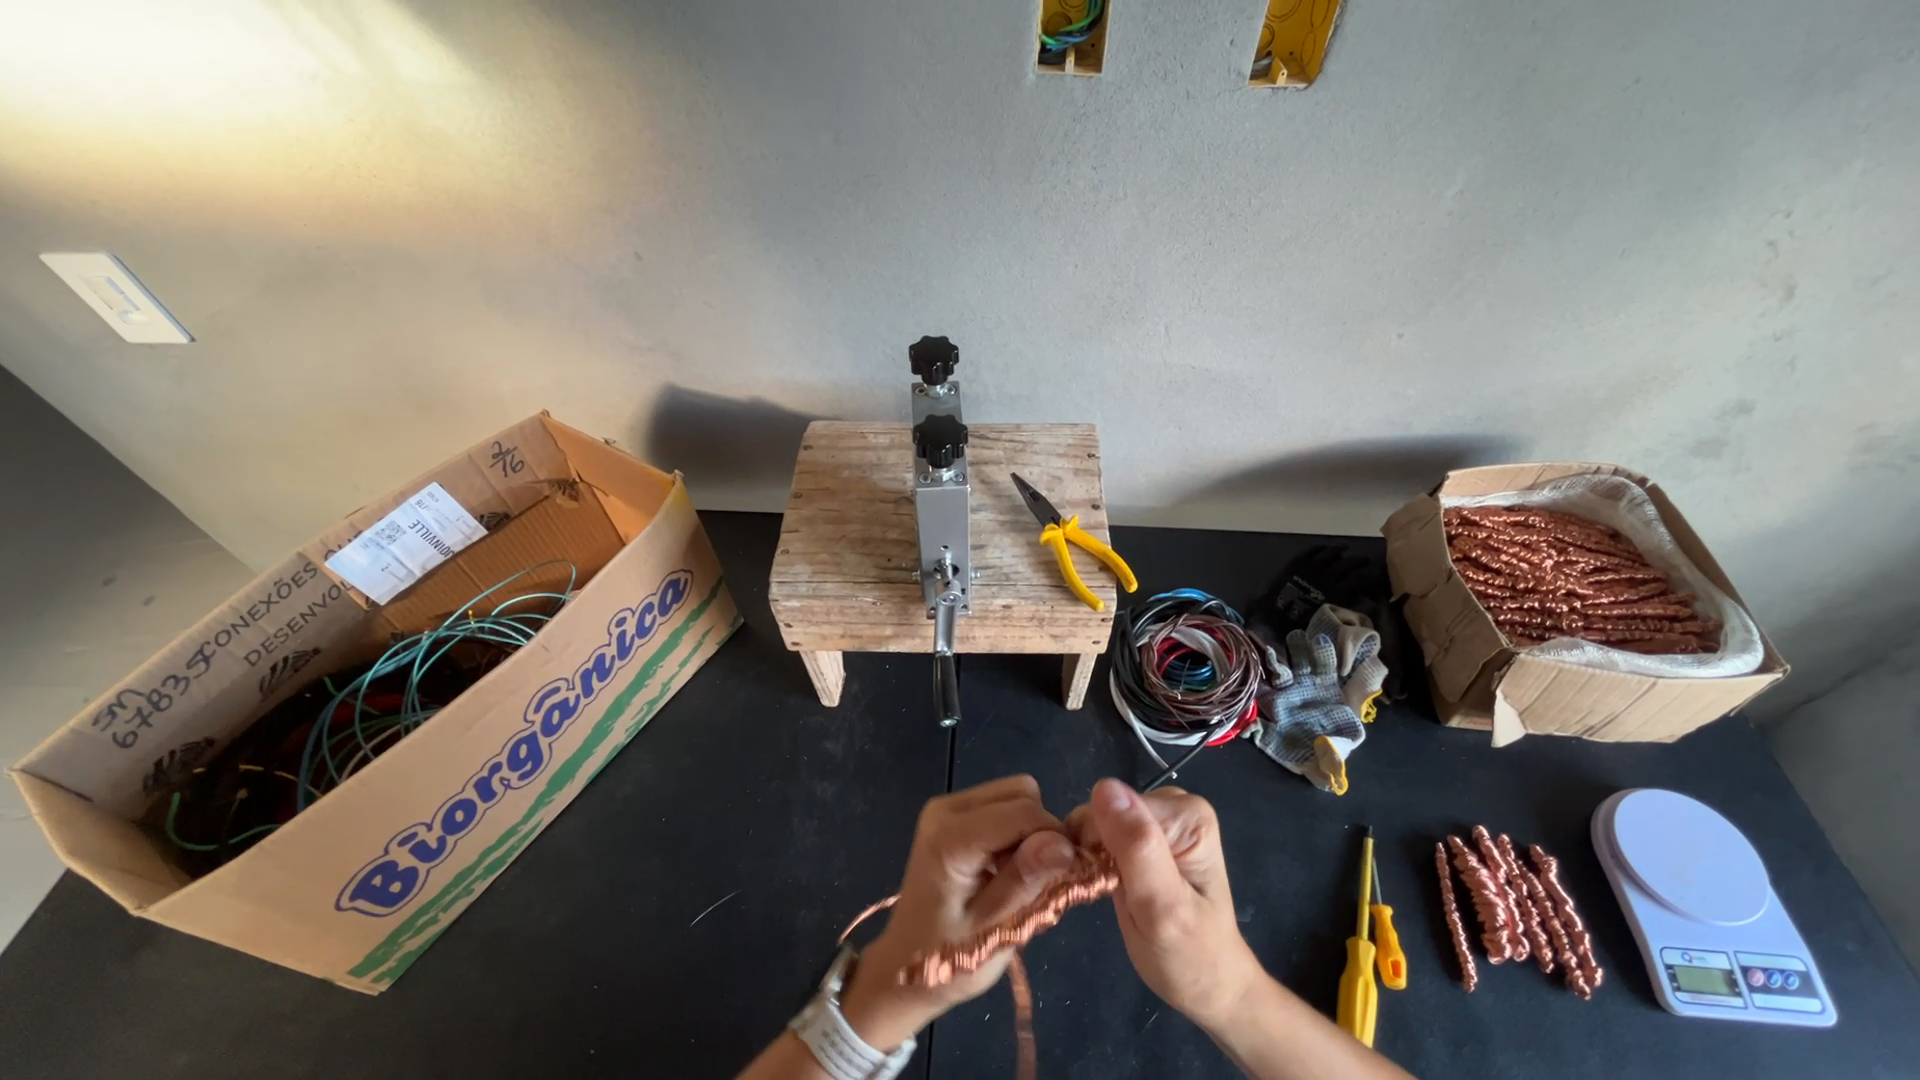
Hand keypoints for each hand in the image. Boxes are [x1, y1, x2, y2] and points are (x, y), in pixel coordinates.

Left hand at [838, 775, 1075, 1050]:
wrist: (903, 969)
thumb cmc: (946, 960)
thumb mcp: (993, 930)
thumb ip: (1025, 881)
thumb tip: (1064, 843)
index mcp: (951, 837)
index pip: (1024, 811)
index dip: (1054, 840)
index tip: (1061, 877)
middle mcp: (947, 808)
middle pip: (1021, 793)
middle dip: (1041, 832)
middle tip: (1035, 879)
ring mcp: (948, 806)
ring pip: (1016, 794)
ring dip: (1030, 831)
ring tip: (1017, 876)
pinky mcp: (954, 813)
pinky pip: (1003, 804)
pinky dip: (1016, 830)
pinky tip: (1004, 867)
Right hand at [1070, 779, 1262, 1029]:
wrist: (1209, 985)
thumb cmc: (1190, 955)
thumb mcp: (1162, 907)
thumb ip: (1136, 846)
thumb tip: (1104, 787)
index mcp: (1187, 814)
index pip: (1112, 808)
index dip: (1096, 846)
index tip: (1103, 885)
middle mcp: (1176, 806)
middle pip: (1104, 810)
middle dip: (1096, 851)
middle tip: (1111, 893)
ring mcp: (1161, 819)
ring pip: (1098, 821)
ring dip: (1094, 856)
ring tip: (1114, 891)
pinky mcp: (1146, 835)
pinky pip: (1102, 832)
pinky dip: (1097, 858)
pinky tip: (1112, 883)